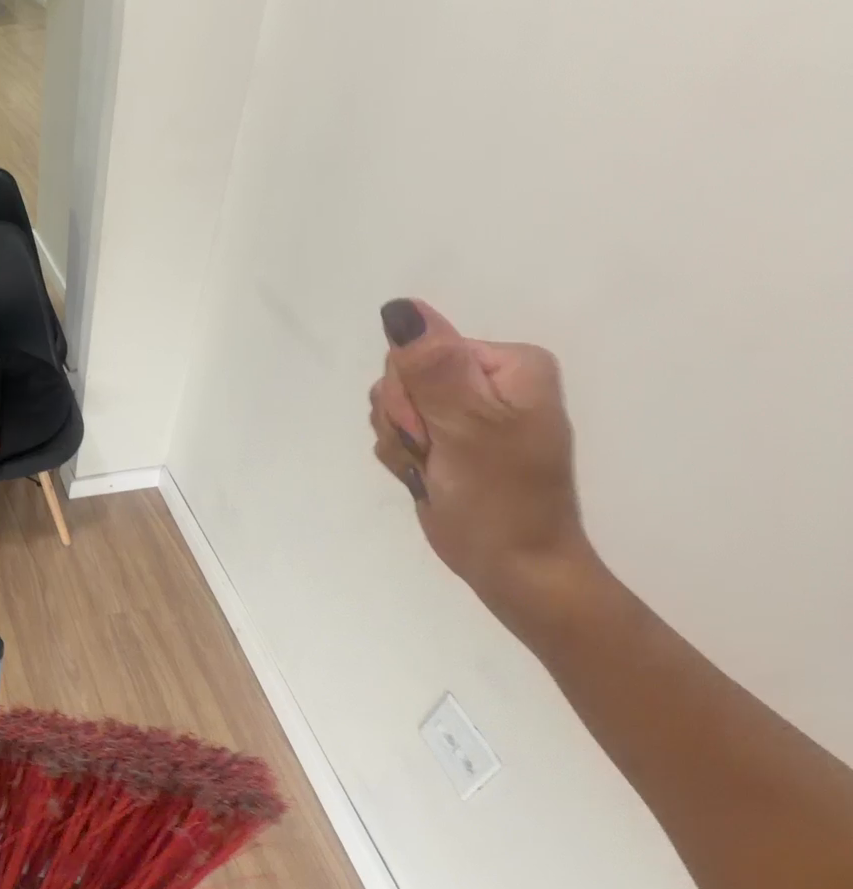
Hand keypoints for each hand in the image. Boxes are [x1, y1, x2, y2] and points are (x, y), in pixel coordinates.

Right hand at [368, 299, 601, 624]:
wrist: (511, 564)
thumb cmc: (498, 497)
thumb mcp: (467, 426)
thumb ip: (432, 367)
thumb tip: (401, 310)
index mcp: (506, 364)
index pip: (420, 350)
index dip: (411, 396)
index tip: (434, 433)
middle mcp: (485, 381)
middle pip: (400, 378)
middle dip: (403, 422)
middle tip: (434, 454)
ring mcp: (462, 412)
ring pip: (390, 408)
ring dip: (399, 444)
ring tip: (432, 470)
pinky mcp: (443, 441)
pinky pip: (394, 434)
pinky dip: (401, 459)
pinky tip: (426, 477)